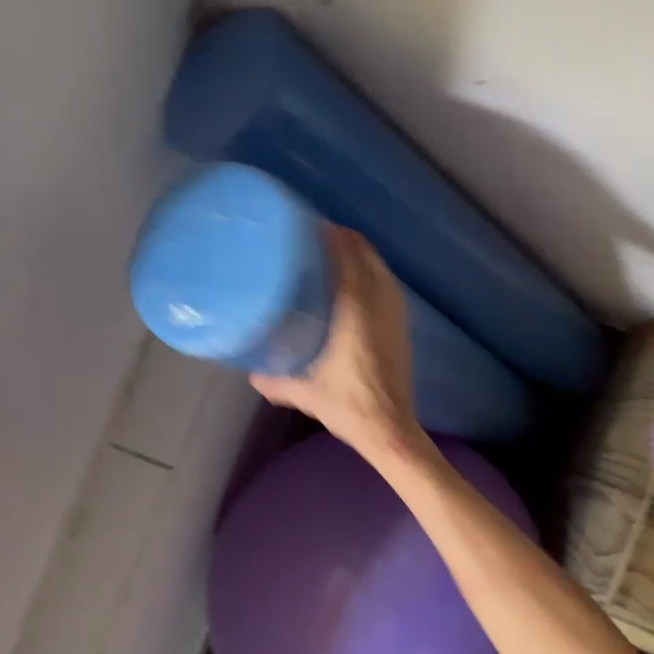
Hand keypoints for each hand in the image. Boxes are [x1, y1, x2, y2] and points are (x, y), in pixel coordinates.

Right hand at [251, 226, 422, 458]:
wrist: (391, 428)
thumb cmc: (349, 406)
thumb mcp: (306, 394)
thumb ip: (277, 383)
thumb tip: (252, 375)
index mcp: (356, 312)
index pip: (348, 259)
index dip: (333, 237)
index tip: (311, 225)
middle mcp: (380, 306)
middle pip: (367, 257)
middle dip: (347, 241)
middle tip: (319, 236)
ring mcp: (396, 316)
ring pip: (380, 271)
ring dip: (362, 256)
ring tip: (337, 253)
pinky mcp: (402, 328)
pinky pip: (388, 287)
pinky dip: (373, 275)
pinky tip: (358, 284)